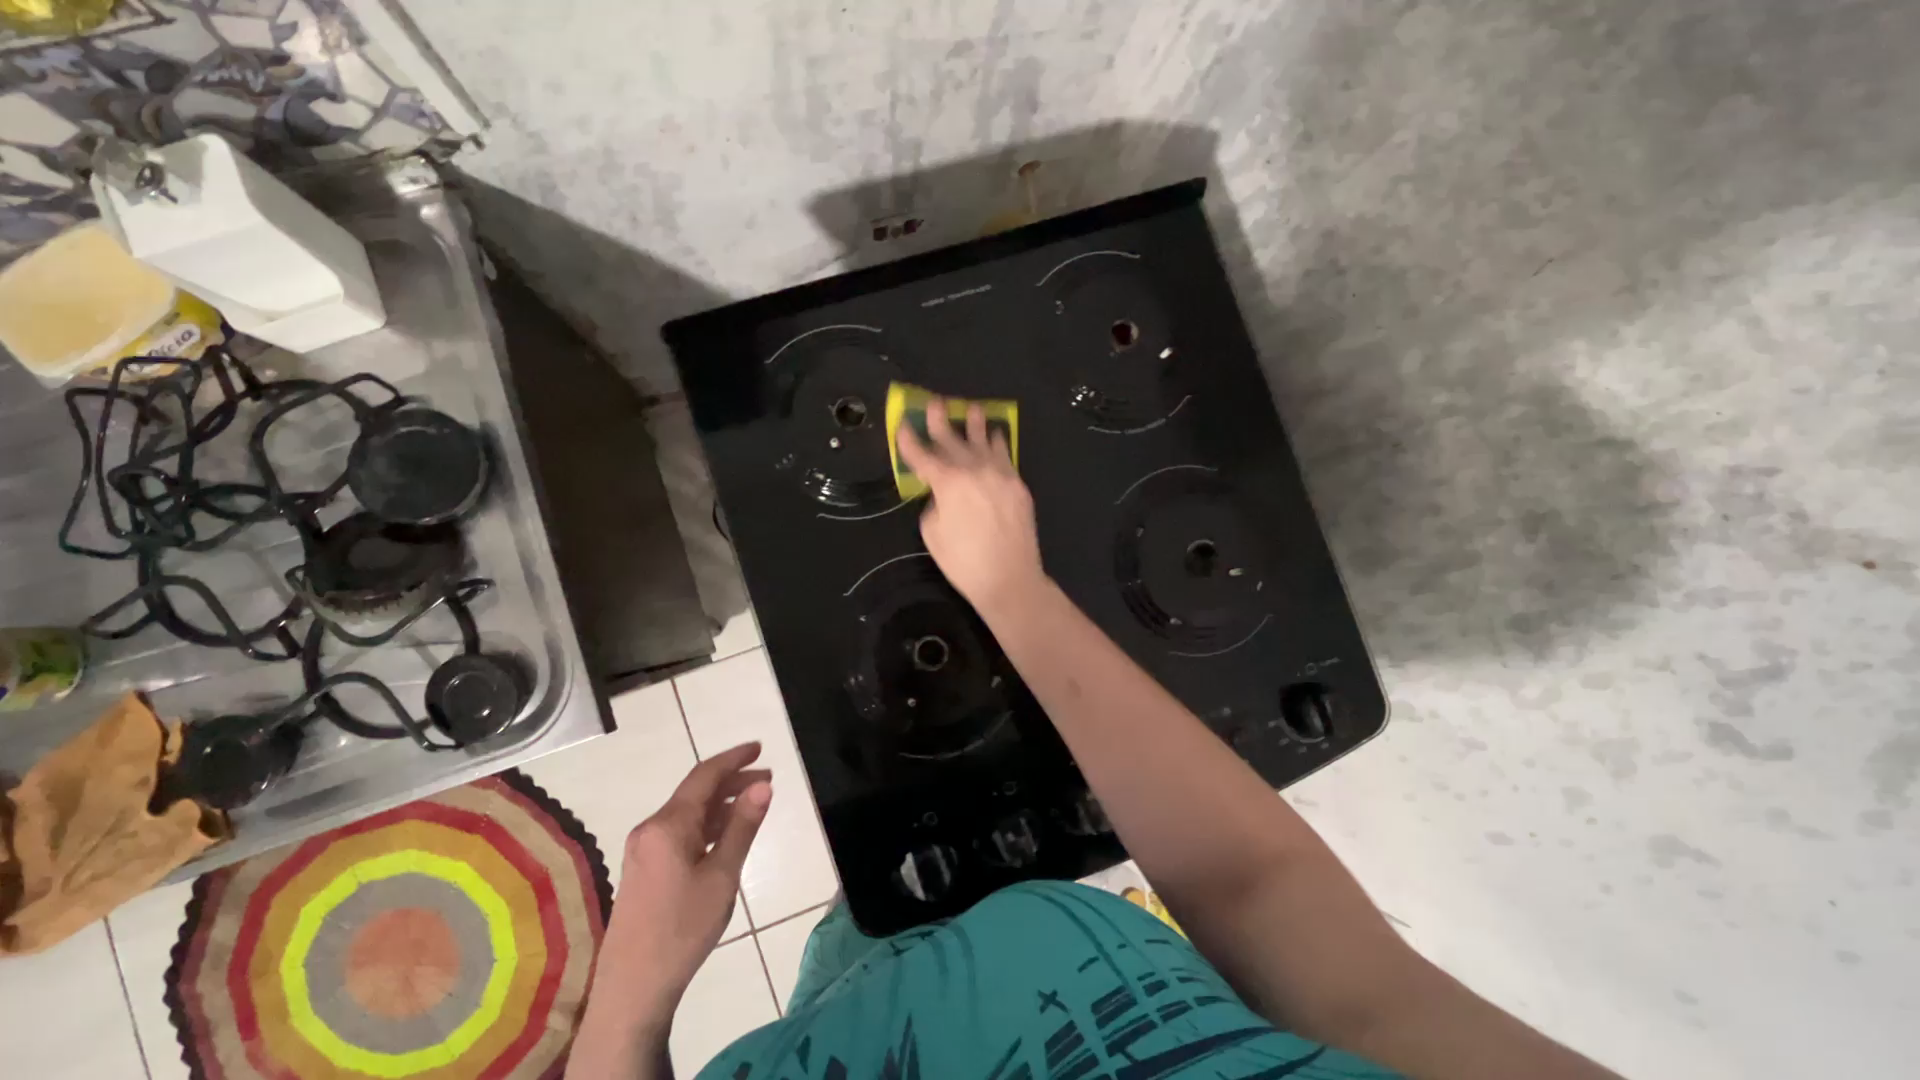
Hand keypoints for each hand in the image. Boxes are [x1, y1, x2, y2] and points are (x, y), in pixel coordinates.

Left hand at [593, 744, 772, 1024]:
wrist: (634, 985)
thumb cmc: (683, 929)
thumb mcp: (722, 877)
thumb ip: (742, 828)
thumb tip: (762, 786)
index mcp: (668, 825)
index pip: (704, 776)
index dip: (734, 758)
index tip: (760, 747)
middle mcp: (650, 828)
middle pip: (695, 792)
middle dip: (732, 781)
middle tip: (768, 780)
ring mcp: (643, 849)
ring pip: (687, 813)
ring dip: (720, 804)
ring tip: (754, 804)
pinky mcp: (643, 869)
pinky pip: (678, 832)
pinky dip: (705, 825)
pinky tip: (725, 834)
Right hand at [896, 396, 1046, 612]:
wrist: (1009, 578)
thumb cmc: (963, 562)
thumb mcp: (932, 532)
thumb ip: (934, 503)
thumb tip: (942, 493)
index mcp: (948, 483)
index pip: (922, 455)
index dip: (908, 440)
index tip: (902, 424)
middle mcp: (975, 470)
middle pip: (953, 440)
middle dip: (940, 421)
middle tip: (935, 403)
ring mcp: (1000, 475)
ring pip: (985, 442)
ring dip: (975, 425)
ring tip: (972, 409)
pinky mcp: (1018, 486)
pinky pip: (1006, 456)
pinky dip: (998, 444)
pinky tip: (996, 436)